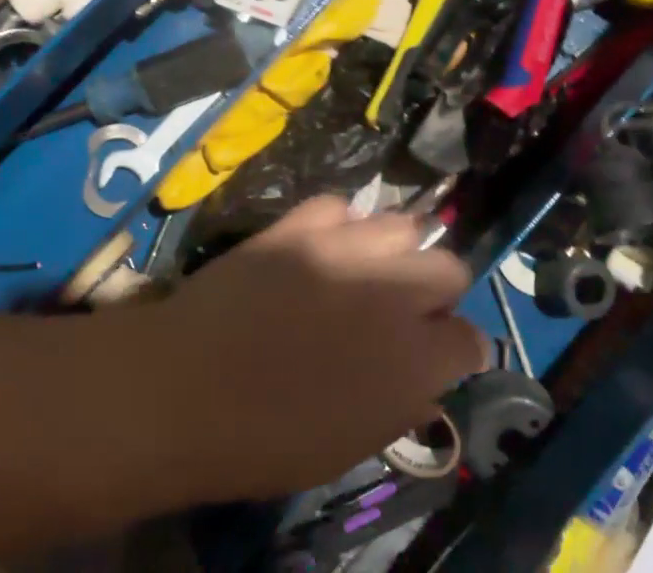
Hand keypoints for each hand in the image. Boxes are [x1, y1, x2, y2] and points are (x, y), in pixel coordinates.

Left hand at [143, 197, 486, 500]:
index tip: (436, 358)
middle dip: (435, 292)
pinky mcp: (296, 225)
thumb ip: (400, 401)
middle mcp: (392, 295)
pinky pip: (339, 206)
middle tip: (400, 313)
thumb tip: (422, 377)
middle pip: (449, 268)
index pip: (471, 340)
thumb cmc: (264, 442)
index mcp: (414, 362)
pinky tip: (320, 248)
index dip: (456, 351)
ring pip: (402, 225)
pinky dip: (339, 226)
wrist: (181, 390)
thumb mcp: (350, 446)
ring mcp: (344, 250)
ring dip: (393, 252)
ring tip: (364, 272)